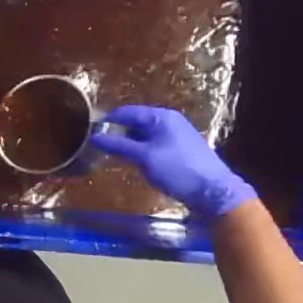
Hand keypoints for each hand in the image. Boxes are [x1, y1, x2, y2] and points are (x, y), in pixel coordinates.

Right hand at [92, 105, 255, 220]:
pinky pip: (152, 144)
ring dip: (128, 143)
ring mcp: (175, 135)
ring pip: (144, 134)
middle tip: (98, 147)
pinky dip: (139, 150)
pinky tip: (133, 162)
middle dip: (117, 133)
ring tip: (111, 156)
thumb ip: (118, 146)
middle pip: (135, 122)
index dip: (107, 121)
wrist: (212, 191)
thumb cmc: (177, 170)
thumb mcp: (144, 157)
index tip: (90, 133)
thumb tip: (94, 136)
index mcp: (161, 117)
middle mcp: (168, 121)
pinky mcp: (179, 149)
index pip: (126, 112)